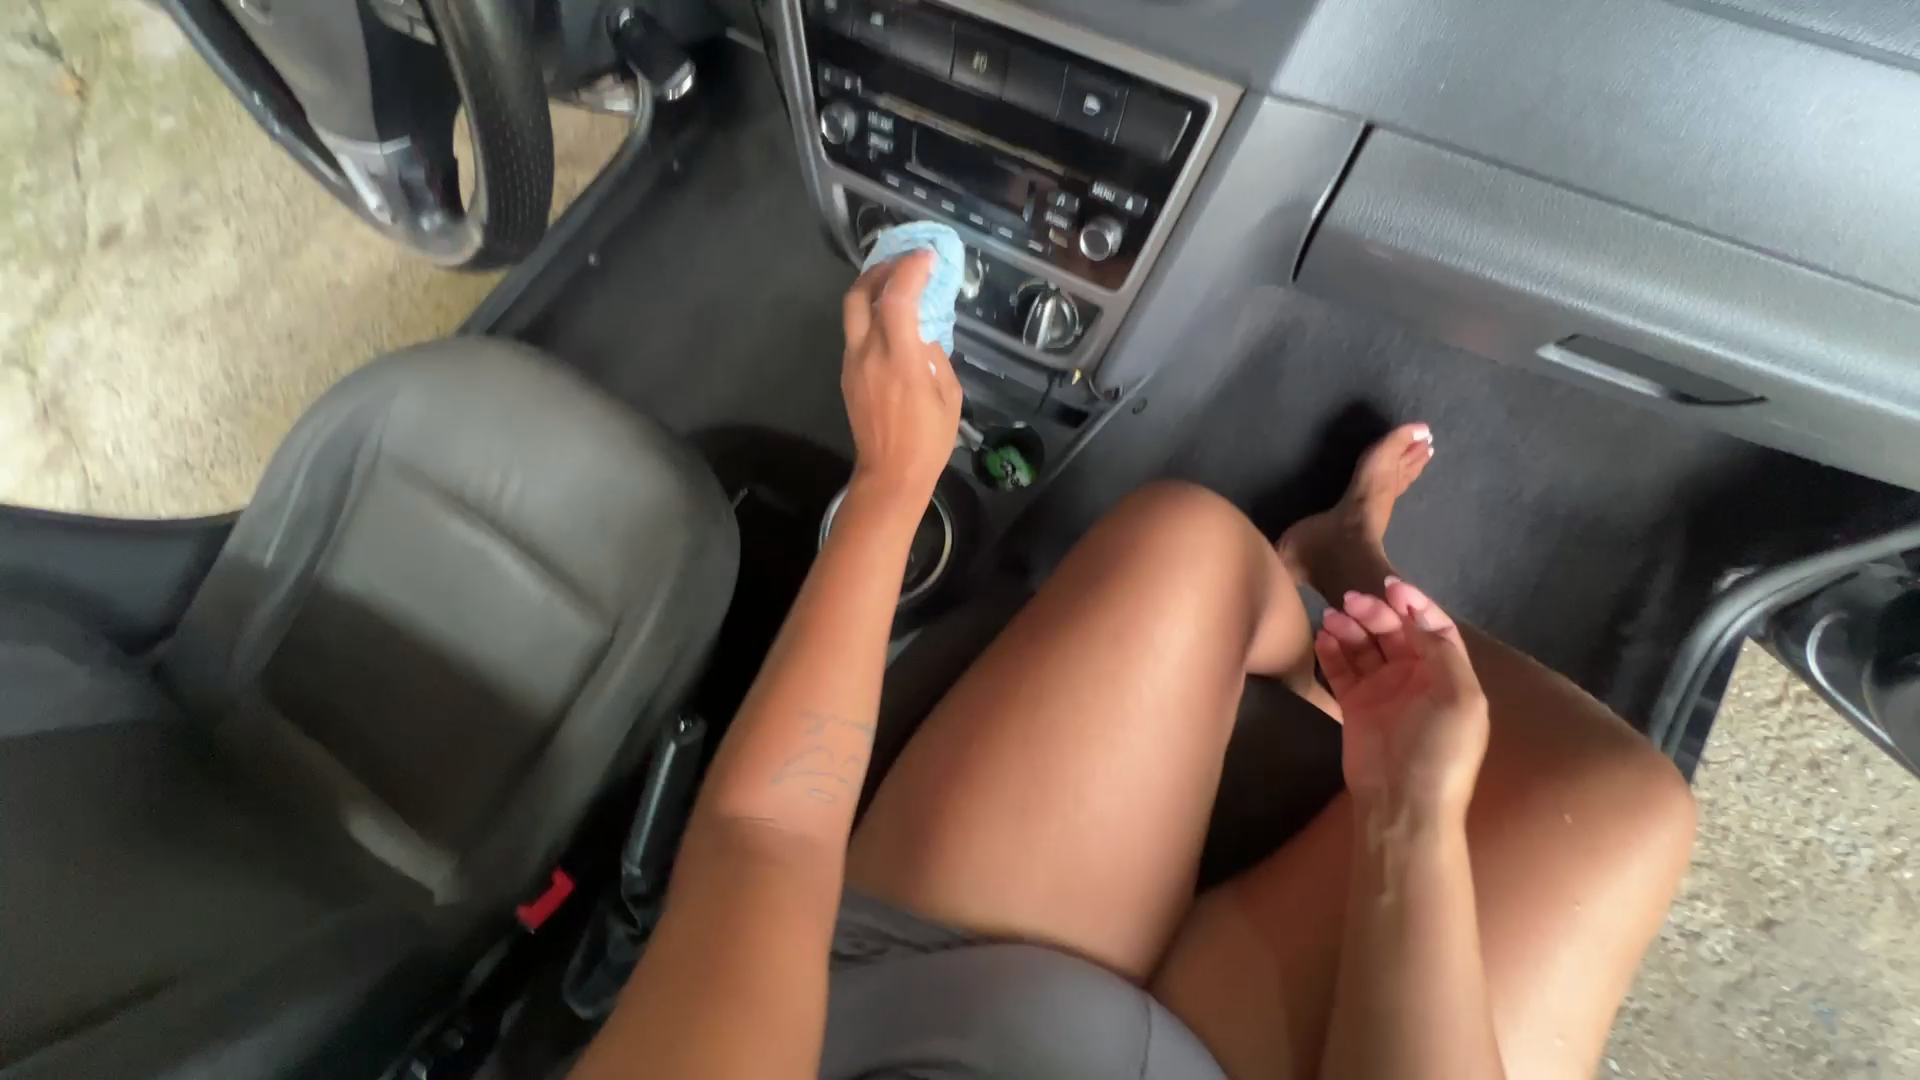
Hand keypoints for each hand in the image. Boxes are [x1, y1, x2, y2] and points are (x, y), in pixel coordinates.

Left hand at [841, 252, 962, 505]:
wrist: (890, 475)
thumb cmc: (928, 441)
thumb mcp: (948, 396)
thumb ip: (936, 357)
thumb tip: (924, 336)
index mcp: (899, 358)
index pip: (898, 297)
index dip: (911, 269)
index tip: (928, 258)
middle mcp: (868, 353)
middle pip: (860, 293)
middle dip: (880, 269)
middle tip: (903, 262)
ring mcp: (852, 364)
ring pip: (852, 312)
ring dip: (872, 289)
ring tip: (895, 285)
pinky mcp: (847, 376)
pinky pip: (856, 334)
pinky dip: (871, 315)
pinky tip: (890, 321)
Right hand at [1315, 579, 1488, 823]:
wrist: (1403, 800)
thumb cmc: (1439, 750)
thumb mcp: (1458, 698)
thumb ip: (1440, 653)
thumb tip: (1415, 618)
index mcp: (1448, 676)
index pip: (1433, 629)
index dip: (1415, 604)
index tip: (1390, 586)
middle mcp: (1416, 679)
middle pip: (1394, 633)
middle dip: (1374, 613)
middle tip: (1350, 601)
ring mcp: (1383, 692)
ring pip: (1364, 647)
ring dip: (1349, 628)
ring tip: (1331, 618)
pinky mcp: (1354, 705)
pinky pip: (1341, 669)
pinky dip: (1331, 651)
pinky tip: (1322, 637)